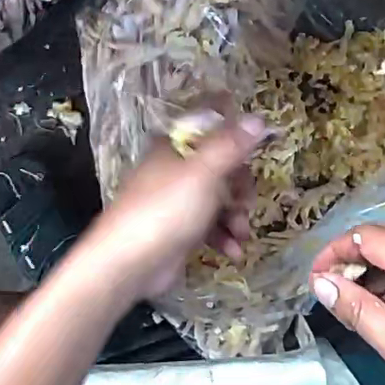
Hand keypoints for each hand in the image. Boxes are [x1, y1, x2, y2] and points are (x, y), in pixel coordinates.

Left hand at [68, 117, 264, 302]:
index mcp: (174, 149)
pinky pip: (209, 227)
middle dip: (239, 189)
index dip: (234, 141)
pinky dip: (223, 237)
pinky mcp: (179, 232)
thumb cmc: (165, 210)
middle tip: (247, 204)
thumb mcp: (203, 172)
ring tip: (241, 235)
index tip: (254, 154)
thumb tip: (258, 118)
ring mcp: (176, 203)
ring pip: (218, 200)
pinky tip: (233, 252)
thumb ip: (231, 145)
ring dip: (235, 217)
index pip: (211, 132)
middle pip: (220, 170)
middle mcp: (174, 171)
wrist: (127, 265)